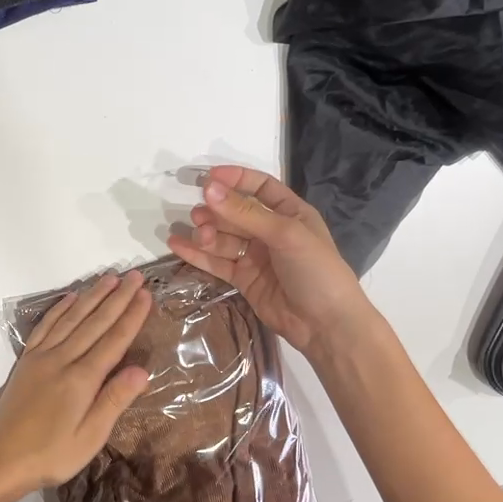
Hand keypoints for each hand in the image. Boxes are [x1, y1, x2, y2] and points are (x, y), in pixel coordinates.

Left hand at [0, 271, 152, 493]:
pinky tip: (71, 298)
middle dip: (117, 298)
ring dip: (91, 297)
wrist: (1, 460)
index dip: (132, 317)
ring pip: (71, 319)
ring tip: (109, 278)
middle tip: (135, 276)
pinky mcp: (26, 362)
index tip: (146, 295)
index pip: (113, 341)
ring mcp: (40, 358)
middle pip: (94, 323)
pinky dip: (60, 309)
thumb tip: (142, 369)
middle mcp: (61, 360)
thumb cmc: (52, 456)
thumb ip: (114, 400)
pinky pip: (45, 327)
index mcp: (81, 380)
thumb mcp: (91, 437)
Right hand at [165, 165, 369, 357]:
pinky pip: (217, 262)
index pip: (261, 187)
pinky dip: (197, 255)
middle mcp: (271, 232)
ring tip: (199, 235)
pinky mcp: (243, 279)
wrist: (325, 324)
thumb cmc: (316, 271)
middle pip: (236, 214)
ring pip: (224, 238)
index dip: (236, 179)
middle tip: (198, 216)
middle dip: (217, 212)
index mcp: (291, 213)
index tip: (208, 177)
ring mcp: (256, 257)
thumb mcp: (285, 235)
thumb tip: (208, 189)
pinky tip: (177, 246)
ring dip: (207, 234)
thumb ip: (245, 214)